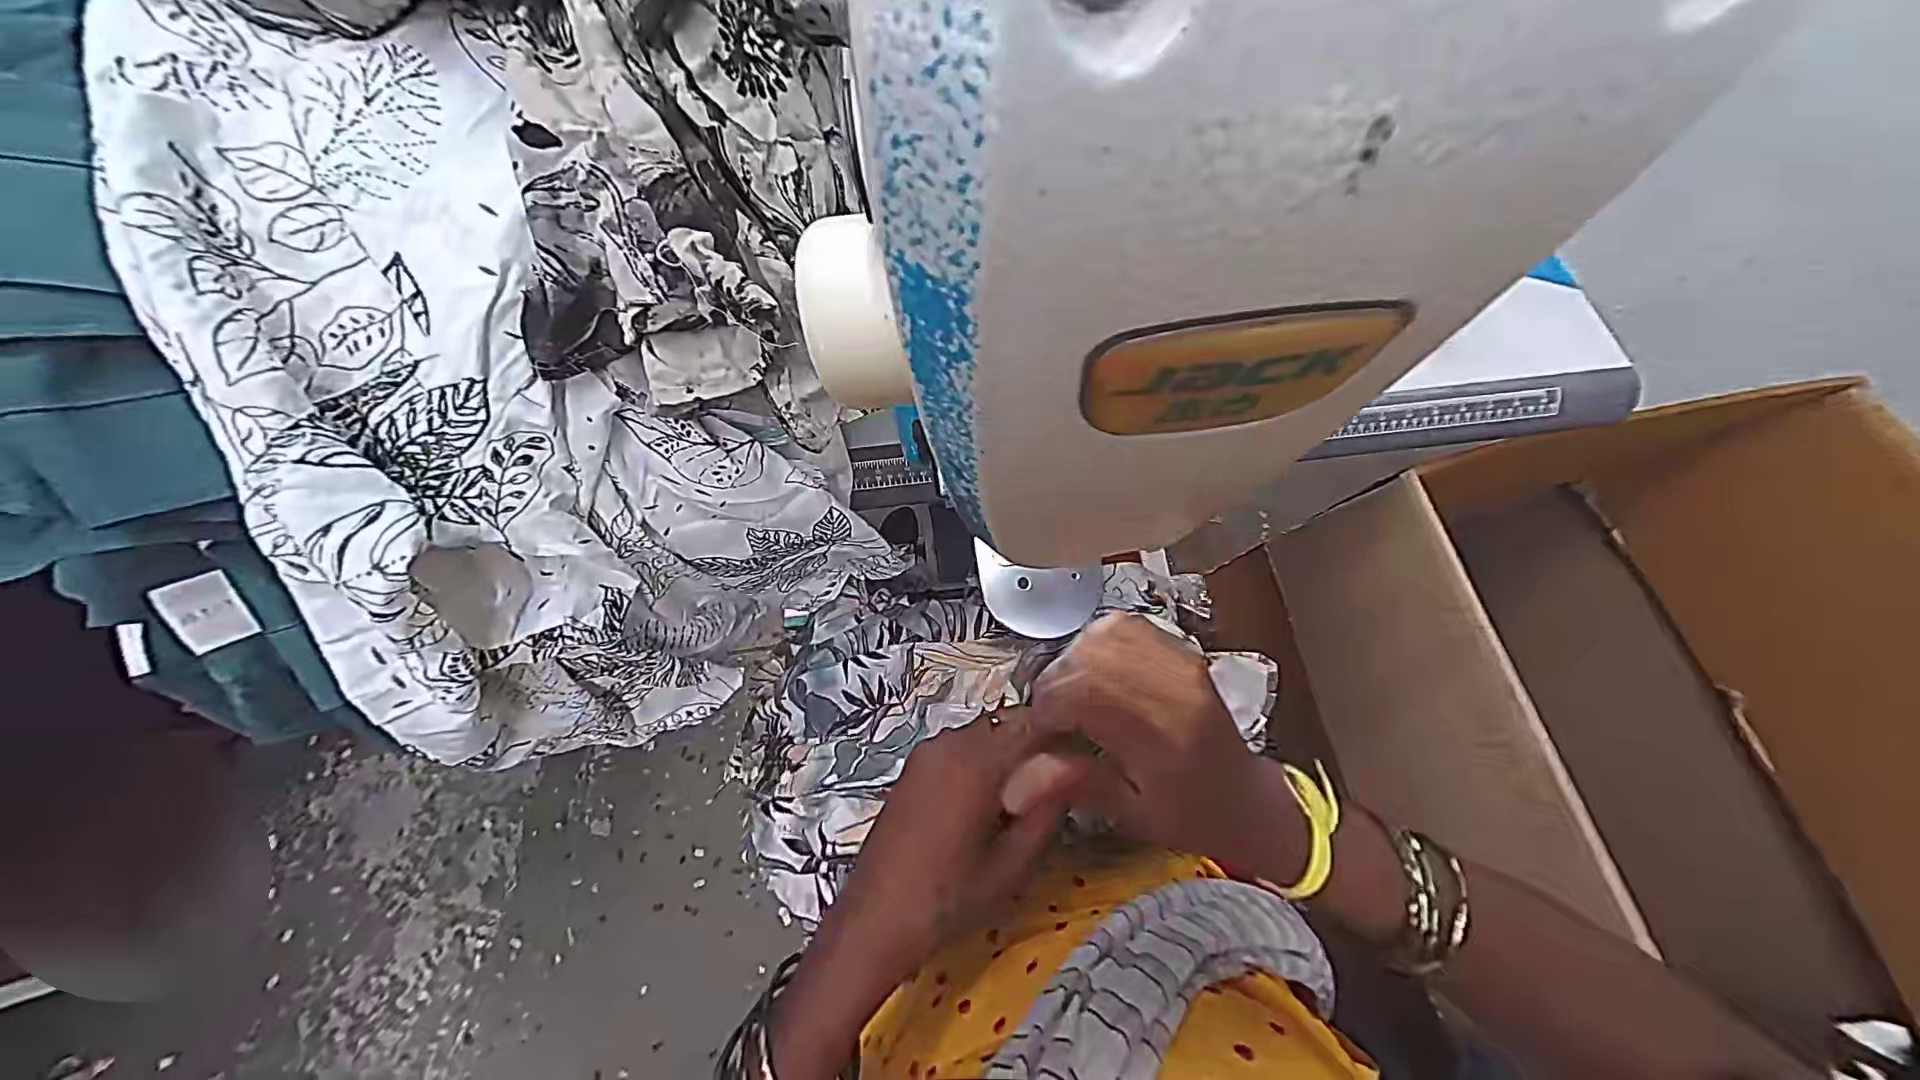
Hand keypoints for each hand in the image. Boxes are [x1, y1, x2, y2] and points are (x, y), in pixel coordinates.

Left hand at [825, 708, 1078, 977]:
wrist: (875, 918)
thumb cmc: (948, 899)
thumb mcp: (1010, 864)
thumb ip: (1047, 811)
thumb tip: (1076, 771)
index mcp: (976, 763)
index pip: (1032, 725)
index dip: (1063, 735)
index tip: (1083, 755)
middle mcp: (949, 744)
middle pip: (1005, 723)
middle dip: (1035, 741)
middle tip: (1057, 776)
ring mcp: (926, 752)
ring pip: (981, 732)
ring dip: (1006, 749)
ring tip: (1024, 788)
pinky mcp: (913, 766)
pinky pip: (958, 745)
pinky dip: (980, 757)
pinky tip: (987, 796)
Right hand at [1026, 613, 1291, 870]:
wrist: (1246, 797)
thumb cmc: (1193, 814)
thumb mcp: (1133, 816)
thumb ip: (1075, 786)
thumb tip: (1014, 786)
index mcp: (1167, 734)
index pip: (1083, 690)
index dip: (1047, 708)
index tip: (1044, 735)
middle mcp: (1176, 684)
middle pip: (1088, 655)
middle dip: (1055, 684)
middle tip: (1056, 718)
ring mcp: (1181, 658)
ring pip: (1101, 633)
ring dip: (1072, 662)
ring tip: (1074, 698)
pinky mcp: (1179, 647)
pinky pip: (1122, 626)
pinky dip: (1095, 644)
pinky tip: (1094, 674)